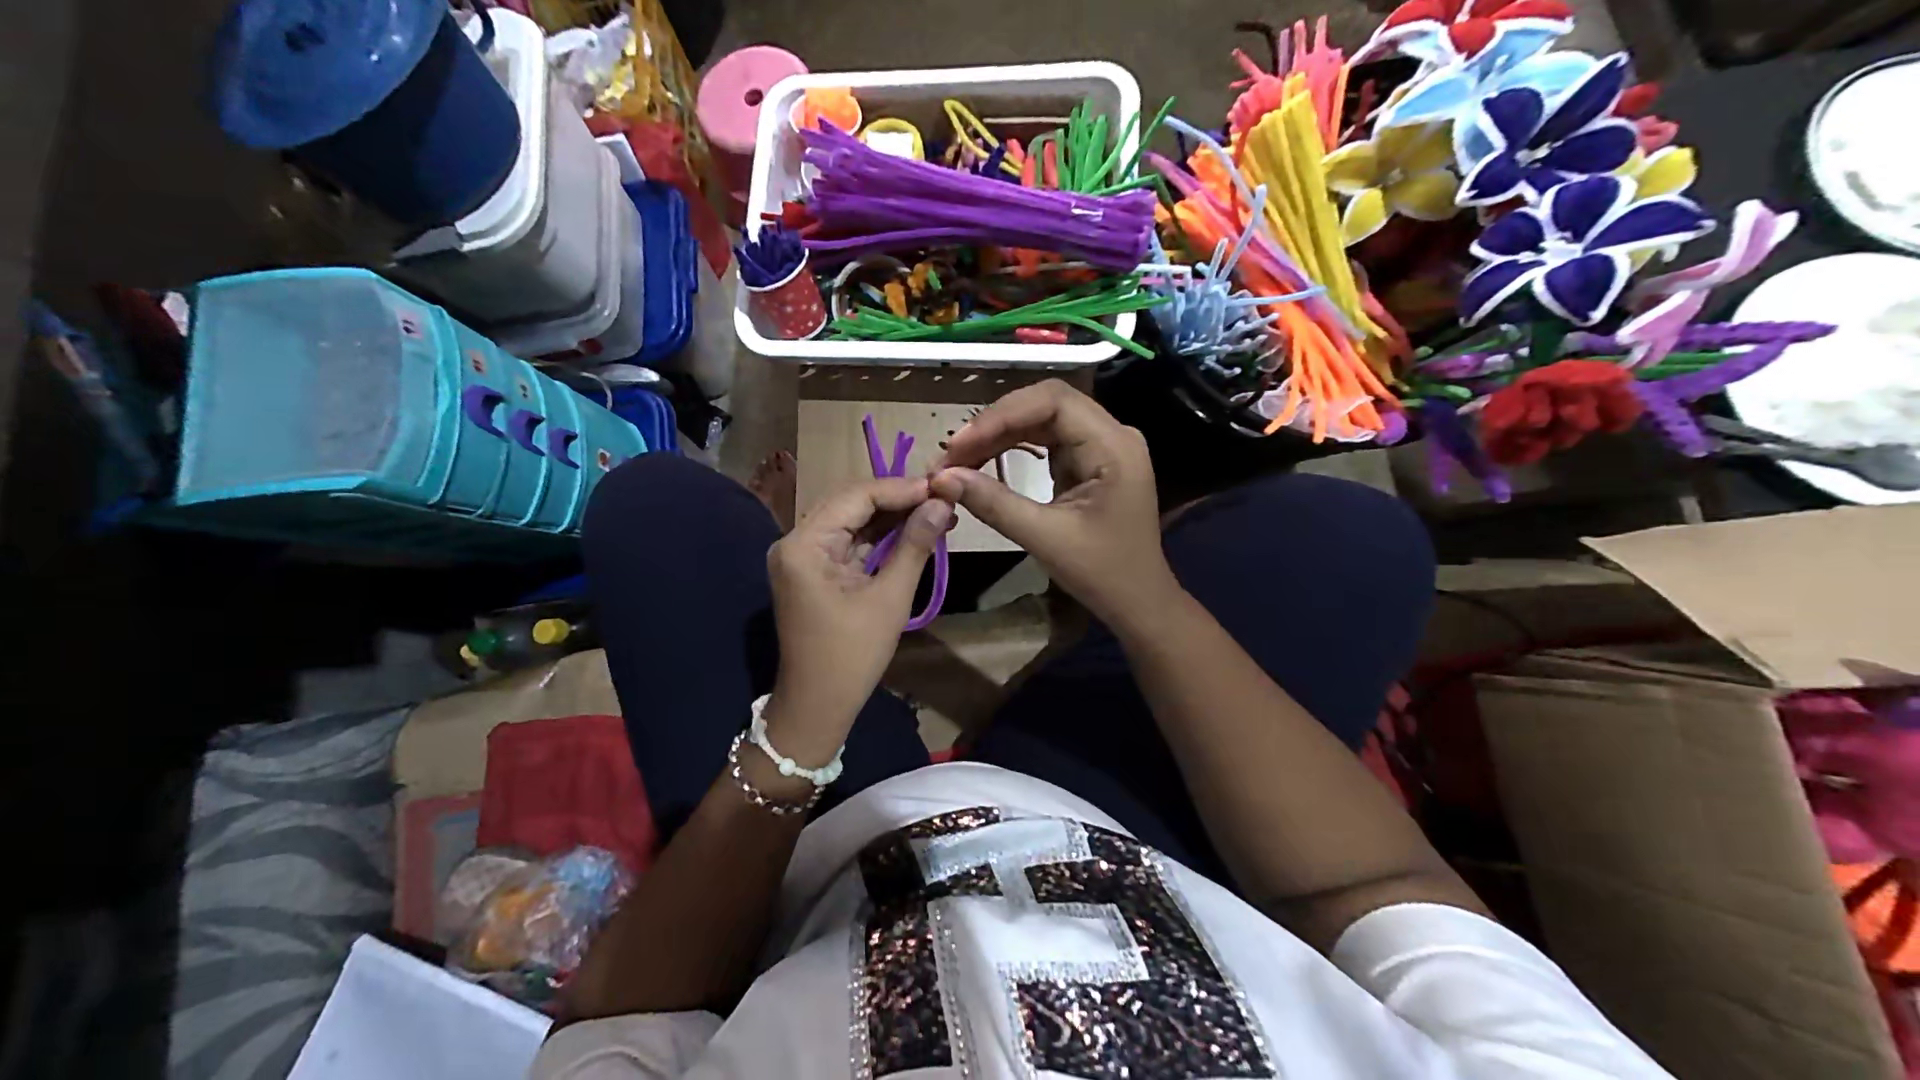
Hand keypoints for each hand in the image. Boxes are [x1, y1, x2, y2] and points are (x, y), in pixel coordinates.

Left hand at [766, 476, 951, 758]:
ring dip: (892, 516)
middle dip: (898, 499)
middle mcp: (795, 541)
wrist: (818, 704)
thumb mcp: (889, 598)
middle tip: (943, 497)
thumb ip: (914, 545)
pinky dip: (879, 537)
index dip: (901, 489)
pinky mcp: (812, 570)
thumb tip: (942, 504)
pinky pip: (848, 541)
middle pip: (851, 503)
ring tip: (937, 511)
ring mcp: (802, 556)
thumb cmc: (852, 656)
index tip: (942, 487)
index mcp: (804, 545)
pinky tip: (912, 530)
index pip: (856, 497)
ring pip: (851, 520)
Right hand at [932, 380, 1179, 627]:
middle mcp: (1111, 434)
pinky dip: (1010, 447)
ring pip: (1040, 419)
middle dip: (994, 424)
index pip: (1053, 401)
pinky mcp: (1087, 459)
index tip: (959, 444)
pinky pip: (1044, 439)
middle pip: (1045, 404)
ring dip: (997, 435)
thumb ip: (994, 503)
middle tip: (950, 454)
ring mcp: (1100, 444)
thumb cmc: (1101, 573)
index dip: (1000, 415)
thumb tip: (941, 478)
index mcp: (1113, 446)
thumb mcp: (1044, 538)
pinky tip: (981, 460)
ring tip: (957, 459)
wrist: (1137, 600)